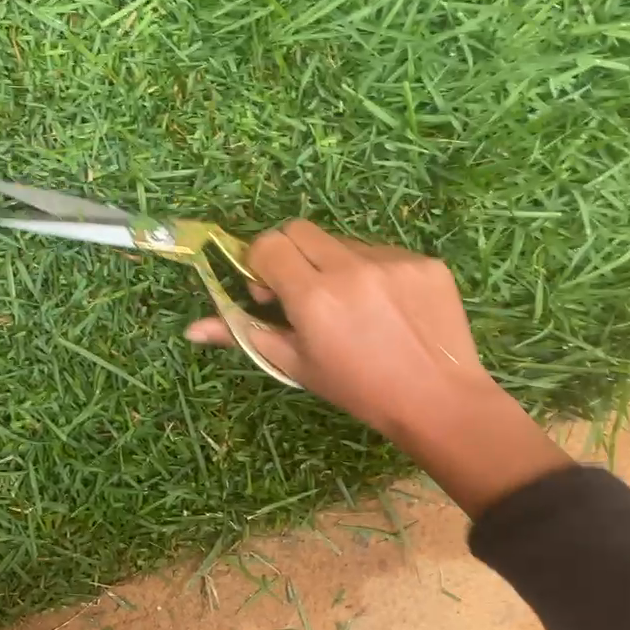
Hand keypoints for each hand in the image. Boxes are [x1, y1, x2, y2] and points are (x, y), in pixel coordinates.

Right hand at [185, 221, 569, 515]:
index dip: (259, 263)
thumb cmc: (354, 387)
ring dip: (329, 263)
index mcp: (313, 297)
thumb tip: (191, 329)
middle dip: (288, 254)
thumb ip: (241, 335)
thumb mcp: (291, 363)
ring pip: (339, 241)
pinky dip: (368, 271)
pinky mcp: (424, 262)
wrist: (438, 399)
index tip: (268, 291)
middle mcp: (350, 269)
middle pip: (298, 230)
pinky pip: (378, 251)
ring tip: (348, 304)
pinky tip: (382, 306)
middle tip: (299, 290)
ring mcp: (392, 262)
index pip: (268, 244)